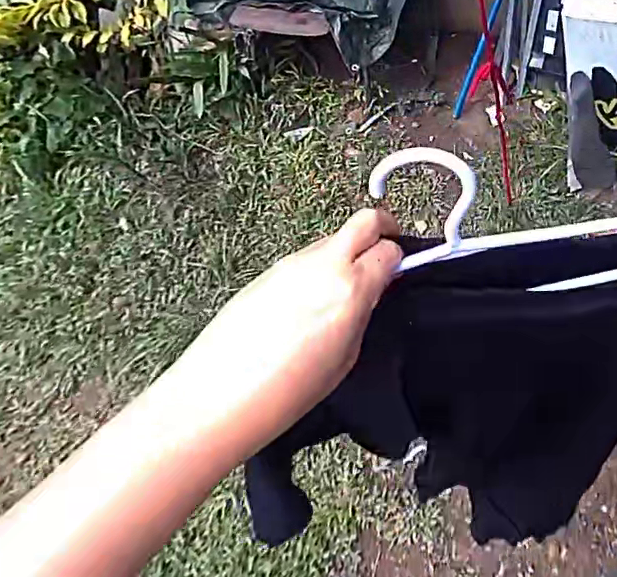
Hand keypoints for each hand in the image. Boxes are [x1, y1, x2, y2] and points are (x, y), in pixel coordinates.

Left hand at [161, 209, 402, 444]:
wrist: (216, 396)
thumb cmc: (279, 392)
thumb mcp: (344, 358)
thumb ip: (363, 313)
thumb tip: (373, 291)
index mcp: (349, 288)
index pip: (389, 248)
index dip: (400, 258)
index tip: (400, 270)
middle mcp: (323, 265)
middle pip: (366, 219)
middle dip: (384, 228)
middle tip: (388, 250)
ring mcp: (294, 263)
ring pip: (335, 237)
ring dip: (349, 251)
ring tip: (343, 290)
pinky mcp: (270, 270)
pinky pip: (307, 256)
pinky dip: (321, 266)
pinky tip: (312, 303)